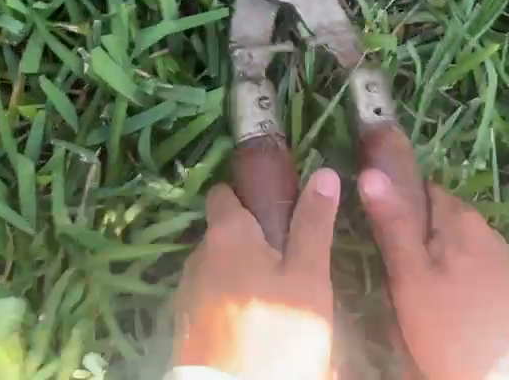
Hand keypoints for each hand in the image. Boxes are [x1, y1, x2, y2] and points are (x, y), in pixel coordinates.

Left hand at [173, 167, 342, 379]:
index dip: (249, 195)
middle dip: (251, 241)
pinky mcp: (184, 328)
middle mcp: (198, 254)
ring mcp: (186, 293)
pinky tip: (254, 324)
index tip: (276, 208)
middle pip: (224, 232)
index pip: (225, 192)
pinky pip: (210, 300)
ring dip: (241, 275)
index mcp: (226, 232)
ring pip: (218, 269)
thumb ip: (313, 224)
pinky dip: (229, 304)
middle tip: (288, 261)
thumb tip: (324, 173)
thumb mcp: (308, 278)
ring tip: (275, 297)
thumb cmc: (276, 334)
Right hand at [360, 169, 508, 379]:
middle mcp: (483, 228)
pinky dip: (452, 286)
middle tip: (394, 278)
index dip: (396, 207)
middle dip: (414, 243)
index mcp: (460, 216)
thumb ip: (393, 225)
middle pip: (436, 222)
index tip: (379, 235)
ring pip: (451, 250)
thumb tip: (371, 173)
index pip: (420, 189)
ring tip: (415, 301)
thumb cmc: (452, 327)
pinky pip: (468, 273)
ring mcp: (499, 258)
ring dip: (432, 268)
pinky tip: (444, 312)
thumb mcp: (411, 278)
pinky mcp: (508, 287)